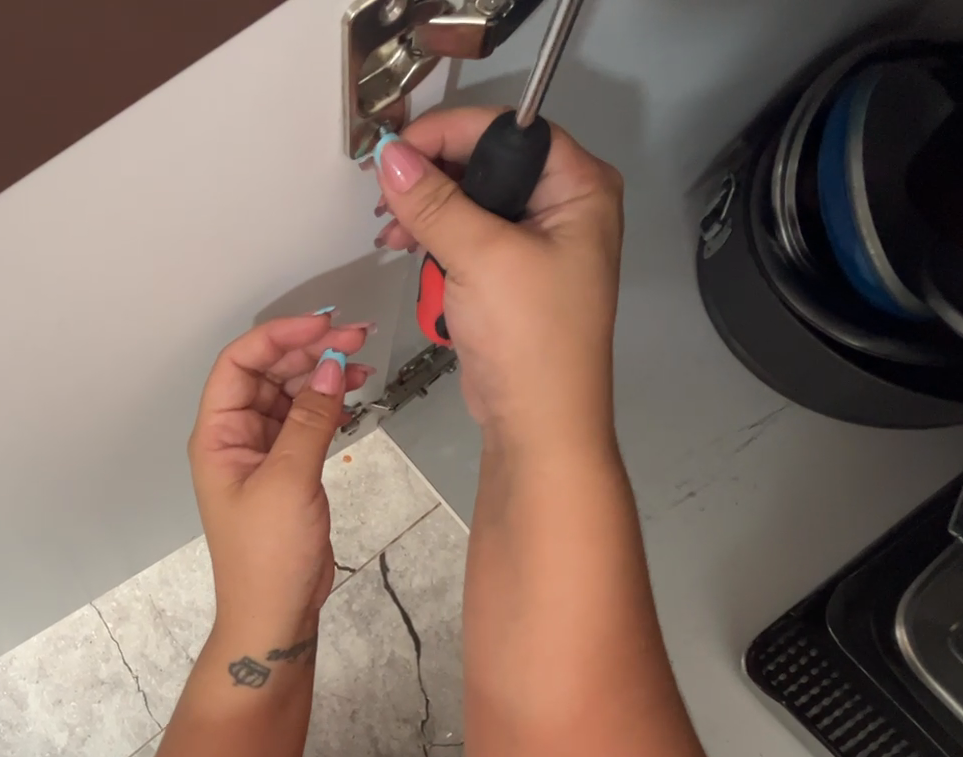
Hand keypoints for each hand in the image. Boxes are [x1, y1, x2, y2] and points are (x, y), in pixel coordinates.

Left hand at [188, 314, 373, 631]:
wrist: (275, 610)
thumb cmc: (269, 552)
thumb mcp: (288, 481)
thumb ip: (309, 420)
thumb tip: (333, 364)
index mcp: (217, 434)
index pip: (238, 364)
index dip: (277, 337)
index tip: (324, 325)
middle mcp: (235, 436)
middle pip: (267, 374)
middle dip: (308, 350)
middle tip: (358, 337)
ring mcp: (262, 452)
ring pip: (289, 394)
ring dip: (322, 374)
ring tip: (363, 359)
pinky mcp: (287, 468)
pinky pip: (305, 421)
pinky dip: (328, 403)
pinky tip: (355, 390)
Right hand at [373, 108, 623, 449]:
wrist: (535, 418)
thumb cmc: (528, 335)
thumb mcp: (480, 257)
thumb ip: (434, 203)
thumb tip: (390, 156)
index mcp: (577, 186)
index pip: (507, 132)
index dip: (447, 134)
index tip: (392, 153)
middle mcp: (560, 207)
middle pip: (484, 167)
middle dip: (431, 180)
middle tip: (385, 198)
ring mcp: (532, 245)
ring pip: (468, 206)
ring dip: (426, 218)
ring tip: (391, 236)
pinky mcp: (506, 278)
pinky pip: (464, 243)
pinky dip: (434, 246)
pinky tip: (408, 254)